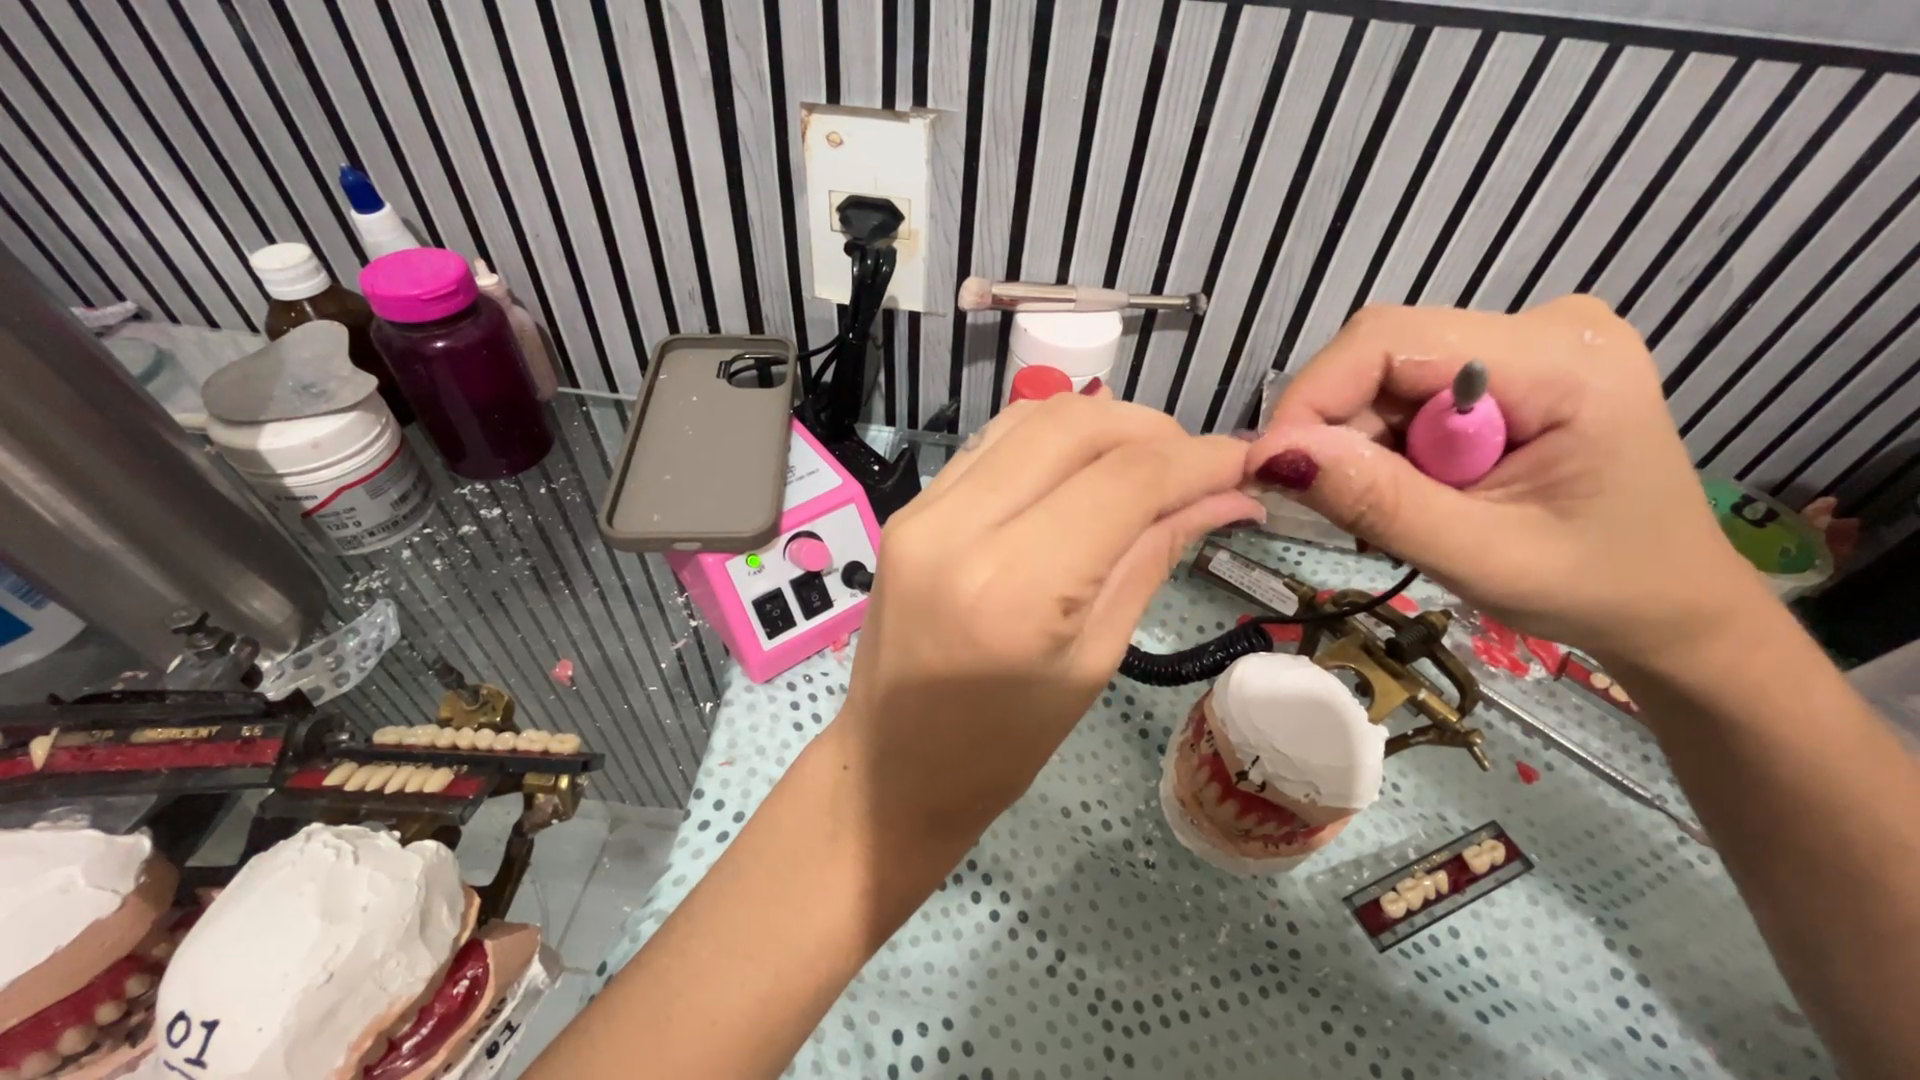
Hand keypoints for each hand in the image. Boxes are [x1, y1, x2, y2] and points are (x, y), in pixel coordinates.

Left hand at [837, 393, 1261, 852]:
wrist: (892, 769)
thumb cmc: (1002, 746)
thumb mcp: (1093, 661)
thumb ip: (1152, 560)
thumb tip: (1226, 498)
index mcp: (1015, 588)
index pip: (1126, 481)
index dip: (1199, 460)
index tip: (1246, 463)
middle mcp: (961, 529)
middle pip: (1077, 427)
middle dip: (1155, 431)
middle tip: (1199, 467)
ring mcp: (924, 511)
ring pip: (1032, 419)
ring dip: (1104, 423)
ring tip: (1149, 462)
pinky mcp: (909, 509)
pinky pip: (993, 443)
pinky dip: (1051, 438)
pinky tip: (1084, 465)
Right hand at [1244, 296, 1760, 660]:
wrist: (1671, 607)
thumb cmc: (1594, 589)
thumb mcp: (1481, 557)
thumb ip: (1378, 502)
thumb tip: (1273, 456)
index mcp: (1563, 359)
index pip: (1393, 339)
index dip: (1315, 394)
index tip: (1270, 466)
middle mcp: (1548, 326)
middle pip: (1388, 354)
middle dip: (1341, 430)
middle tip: (1335, 508)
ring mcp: (1532, 343)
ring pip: (1391, 376)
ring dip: (1365, 444)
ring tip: (1389, 511)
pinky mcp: (1515, 367)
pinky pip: (1414, 391)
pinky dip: (1390, 445)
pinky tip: (1416, 490)